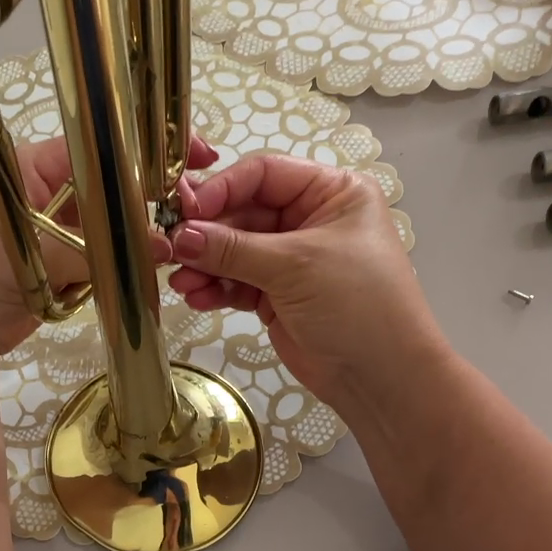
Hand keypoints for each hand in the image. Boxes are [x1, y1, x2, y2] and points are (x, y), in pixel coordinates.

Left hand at [0, 135, 217, 357]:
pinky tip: (148, 268)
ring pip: (113, 224)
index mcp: (37, 169)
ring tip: (173, 245)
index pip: (102, 145)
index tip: (196, 156)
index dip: (148, 148)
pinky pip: (104, 256)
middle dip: (150, 198)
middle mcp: (51, 192)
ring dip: (138, 237)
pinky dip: (120, 265)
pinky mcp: (64, 264)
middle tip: (189, 210)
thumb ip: (101, 250)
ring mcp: (59, 229)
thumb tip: (163, 248)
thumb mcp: (40, 254)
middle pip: (114, 185)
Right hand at [166, 154, 443, 406]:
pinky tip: (197, 300)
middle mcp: (308, 219)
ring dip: (205, 267)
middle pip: (242, 213)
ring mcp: (290, 260)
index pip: (263, 174)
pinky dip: (215, 290)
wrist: (380, 375)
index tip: (186, 214)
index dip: (222, 190)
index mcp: (330, 192)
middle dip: (207, 236)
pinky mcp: (275, 297)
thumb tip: (179, 237)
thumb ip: (234, 249)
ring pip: (233, 252)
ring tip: (182, 286)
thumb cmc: (355, 303)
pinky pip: (235, 283)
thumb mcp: (295, 265)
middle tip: (171, 254)